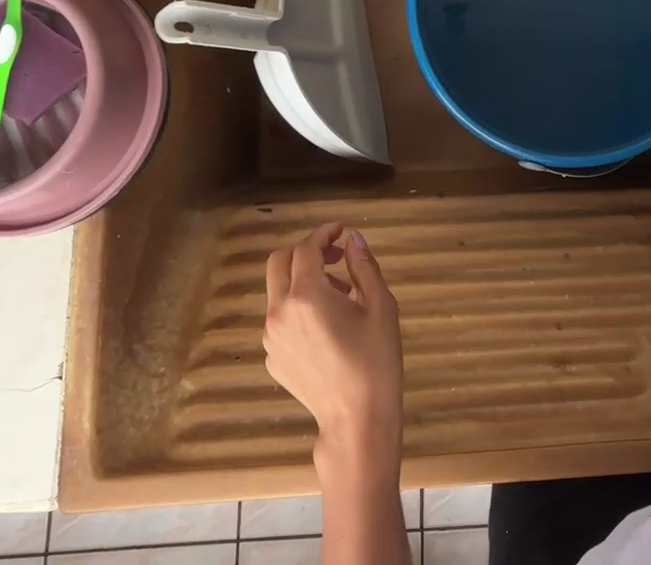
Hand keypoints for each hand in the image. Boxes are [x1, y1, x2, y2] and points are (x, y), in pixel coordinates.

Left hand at [264, 224, 403, 481]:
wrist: (357, 419)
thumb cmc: (376, 360)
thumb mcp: (380, 307)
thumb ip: (363, 267)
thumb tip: (353, 239)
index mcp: (307, 296)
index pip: (306, 249)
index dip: (324, 234)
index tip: (341, 231)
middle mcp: (280, 313)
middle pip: (278, 263)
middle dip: (304, 252)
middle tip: (334, 258)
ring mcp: (270, 339)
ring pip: (277, 292)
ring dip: (302, 281)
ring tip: (339, 297)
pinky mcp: (272, 359)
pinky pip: (279, 320)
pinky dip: (298, 309)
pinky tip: (327, 328)